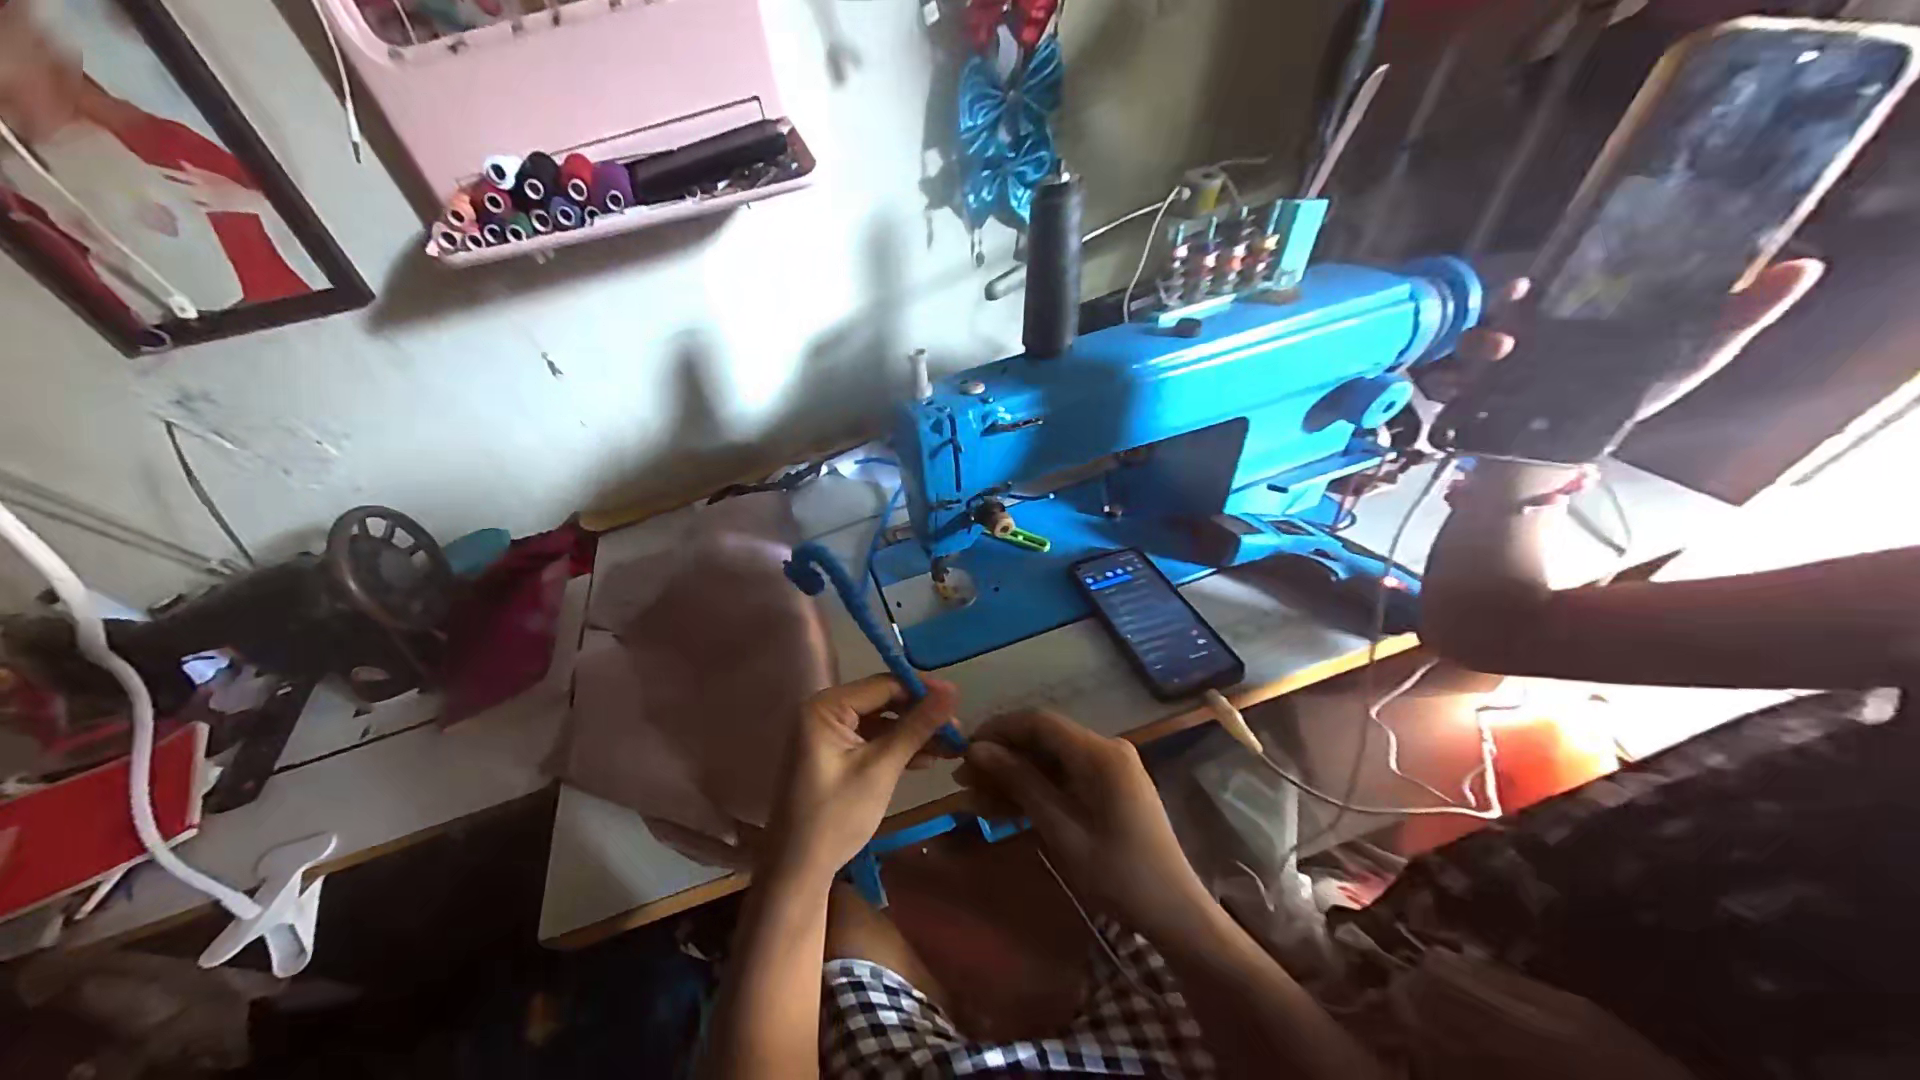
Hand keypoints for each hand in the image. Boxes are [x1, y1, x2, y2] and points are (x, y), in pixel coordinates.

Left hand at [764, 676, 959, 880]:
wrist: (799, 870)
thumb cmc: (836, 816)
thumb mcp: (882, 767)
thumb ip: (916, 726)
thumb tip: (952, 691)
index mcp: (825, 707)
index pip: (883, 685)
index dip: (923, 690)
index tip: (958, 700)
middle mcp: (823, 711)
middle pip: (883, 701)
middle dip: (920, 715)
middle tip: (957, 730)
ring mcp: (827, 733)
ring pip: (881, 722)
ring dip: (913, 733)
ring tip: (951, 747)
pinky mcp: (833, 754)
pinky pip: (871, 739)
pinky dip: (897, 748)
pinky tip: (926, 759)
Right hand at [959, 709, 1214, 942]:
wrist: (1173, 911)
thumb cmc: (1117, 874)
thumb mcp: (1061, 828)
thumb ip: (1020, 782)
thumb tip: (978, 750)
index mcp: (1099, 753)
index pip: (1039, 722)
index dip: (998, 730)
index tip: (963, 750)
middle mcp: (1105, 749)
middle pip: (1042, 739)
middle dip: (1002, 757)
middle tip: (963, 782)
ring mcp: (1108, 767)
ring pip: (1049, 760)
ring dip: (1014, 777)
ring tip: (975, 801)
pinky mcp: (1108, 786)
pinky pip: (1064, 777)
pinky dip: (1036, 791)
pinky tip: (1004, 810)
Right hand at [1420, 259, 1825, 417]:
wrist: (1561, 450)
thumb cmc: (1621, 401)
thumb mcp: (1685, 359)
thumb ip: (1735, 317)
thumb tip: (1805, 264)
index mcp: (1570, 320)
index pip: (1552, 289)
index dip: (1542, 282)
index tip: (1537, 281)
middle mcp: (1524, 336)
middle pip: (1503, 313)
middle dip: (1504, 307)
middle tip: (1514, 307)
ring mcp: (1491, 367)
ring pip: (1473, 343)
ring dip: (1479, 344)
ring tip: (1495, 352)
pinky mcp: (1468, 394)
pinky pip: (1449, 379)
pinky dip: (1453, 380)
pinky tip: (1465, 385)